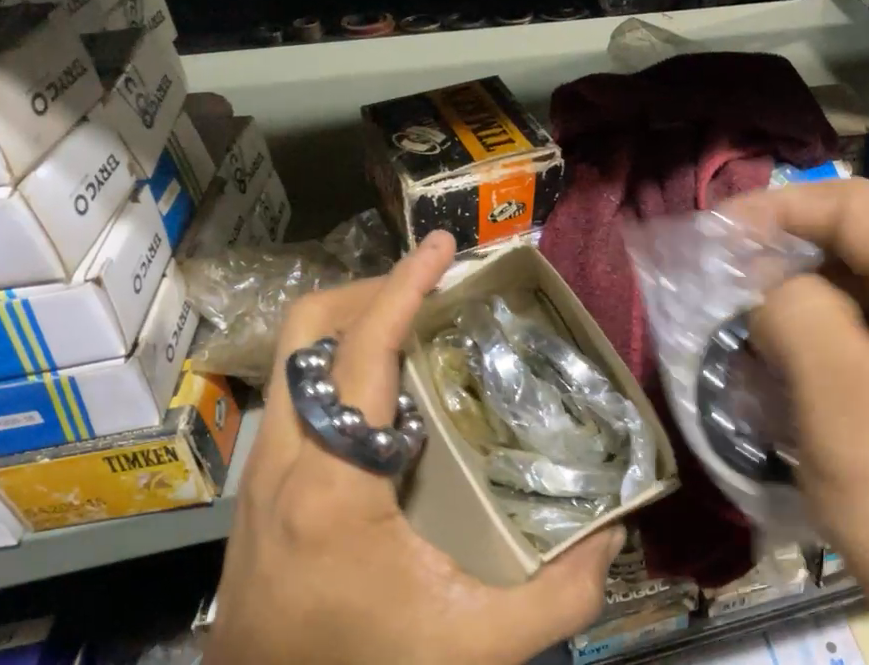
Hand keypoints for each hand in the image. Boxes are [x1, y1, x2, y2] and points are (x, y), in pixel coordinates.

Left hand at [206, 230, 624, 664]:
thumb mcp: (477, 648)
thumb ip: (559, 597)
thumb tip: (613, 537)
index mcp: (331, 487)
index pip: (361, 353)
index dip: (403, 286)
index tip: (442, 245)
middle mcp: (283, 465)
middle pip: (306, 332)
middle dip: (368, 292)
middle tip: (430, 293)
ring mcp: (259, 478)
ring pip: (291, 360)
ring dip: (351, 328)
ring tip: (414, 334)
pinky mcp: (255, 495)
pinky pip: (294, 397)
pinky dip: (336, 370)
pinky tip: (385, 404)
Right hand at [730, 180, 868, 664]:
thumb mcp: (847, 404)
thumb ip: (796, 314)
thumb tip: (768, 288)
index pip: (851, 206)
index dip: (774, 208)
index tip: (707, 239)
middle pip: (857, 253)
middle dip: (782, 274)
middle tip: (720, 314)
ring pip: (863, 306)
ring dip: (800, 325)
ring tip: (750, 369)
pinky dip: (827, 364)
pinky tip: (794, 405)